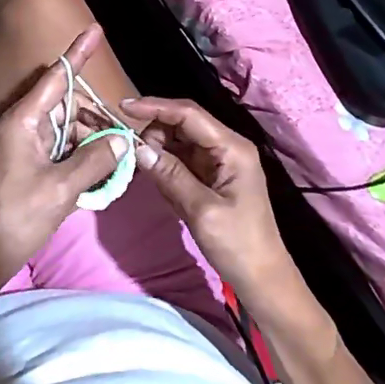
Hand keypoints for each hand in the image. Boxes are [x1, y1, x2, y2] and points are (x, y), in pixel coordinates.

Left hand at [0, 25, 127, 281]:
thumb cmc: (19, 216)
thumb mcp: (63, 188)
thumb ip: (95, 159)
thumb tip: (122, 139)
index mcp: (23, 121)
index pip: (56, 77)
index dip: (77, 53)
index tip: (95, 28)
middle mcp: (21, 124)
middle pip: (65, 101)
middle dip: (94, 112)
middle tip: (121, 134)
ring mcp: (23, 142)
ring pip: (65, 124)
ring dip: (90, 134)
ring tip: (115, 154)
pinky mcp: (27, 160)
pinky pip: (60, 143)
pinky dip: (80, 149)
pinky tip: (100, 164)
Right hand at [121, 96, 296, 297]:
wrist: (261, 277)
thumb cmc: (237, 243)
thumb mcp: (201, 210)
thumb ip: (170, 175)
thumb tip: (139, 148)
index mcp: (232, 148)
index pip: (189, 114)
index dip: (155, 106)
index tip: (123, 107)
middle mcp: (226, 147)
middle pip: (183, 123)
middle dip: (155, 131)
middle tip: (133, 153)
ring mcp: (219, 162)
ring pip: (179, 141)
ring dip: (158, 149)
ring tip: (143, 168)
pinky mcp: (211, 177)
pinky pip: (182, 160)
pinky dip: (166, 165)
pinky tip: (157, 180)